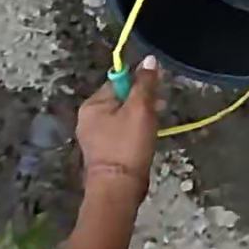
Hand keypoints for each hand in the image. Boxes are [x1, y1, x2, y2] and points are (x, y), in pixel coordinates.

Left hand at [77, 57, 161, 204]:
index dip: (141, 83)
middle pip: (122, 97)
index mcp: (93, 105)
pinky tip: (147, 136)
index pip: (120, 80)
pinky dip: (136, 128)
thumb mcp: (141, 109)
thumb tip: (149, 59)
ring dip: (142, 114)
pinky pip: (122, 129)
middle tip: (160, 108)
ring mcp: (95, 135)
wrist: (118, 189)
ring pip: (124, 114)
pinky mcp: (104, 149)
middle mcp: (88, 117)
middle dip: (143, 100)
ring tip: (155, 123)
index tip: (157, 92)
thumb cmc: (128, 145)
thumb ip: (145, 82)